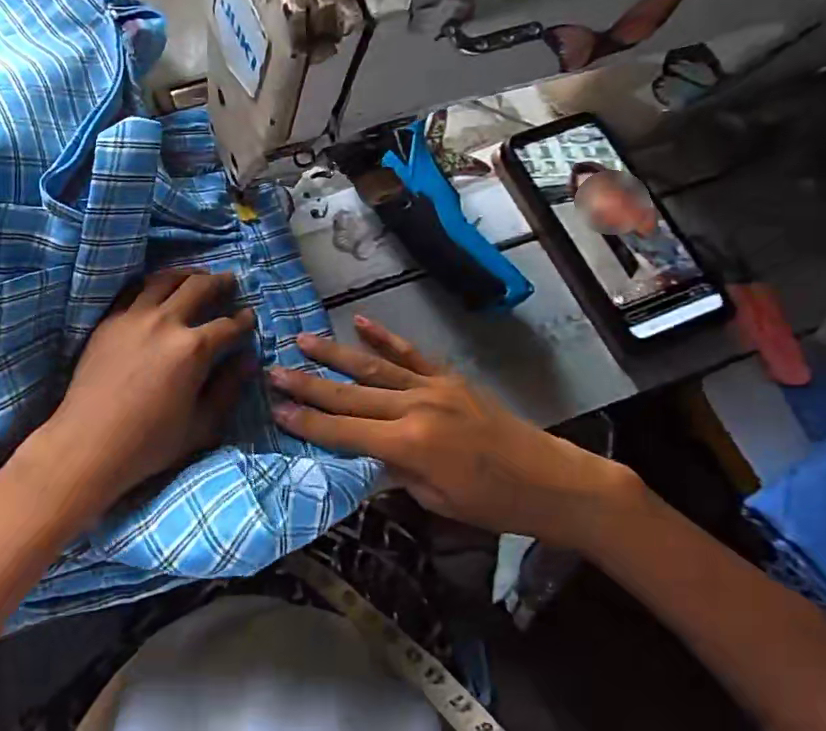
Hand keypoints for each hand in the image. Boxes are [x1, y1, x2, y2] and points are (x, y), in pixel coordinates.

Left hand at [28, 269, 255, 518]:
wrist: (89, 443)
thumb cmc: (149, 443)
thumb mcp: (201, 425)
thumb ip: (228, 389)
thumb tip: (248, 360)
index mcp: (193, 349)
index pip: (228, 325)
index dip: (243, 319)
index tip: (249, 316)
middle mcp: (165, 322)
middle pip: (199, 287)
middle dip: (219, 282)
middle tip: (229, 280)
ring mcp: (133, 317)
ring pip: (165, 279)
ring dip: (186, 274)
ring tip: (196, 276)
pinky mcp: (109, 321)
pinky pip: (134, 291)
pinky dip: (152, 285)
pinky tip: (157, 289)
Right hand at [270, 316, 644, 551]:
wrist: (551, 479)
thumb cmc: (492, 503)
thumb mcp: (435, 500)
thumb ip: (393, 470)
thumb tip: (359, 452)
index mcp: (408, 445)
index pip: (345, 430)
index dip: (308, 421)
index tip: (276, 408)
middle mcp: (414, 408)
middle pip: (350, 394)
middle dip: (308, 383)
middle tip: (274, 370)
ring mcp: (432, 387)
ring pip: (373, 366)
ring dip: (335, 353)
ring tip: (302, 340)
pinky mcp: (448, 377)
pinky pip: (410, 354)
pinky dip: (384, 338)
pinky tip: (361, 323)